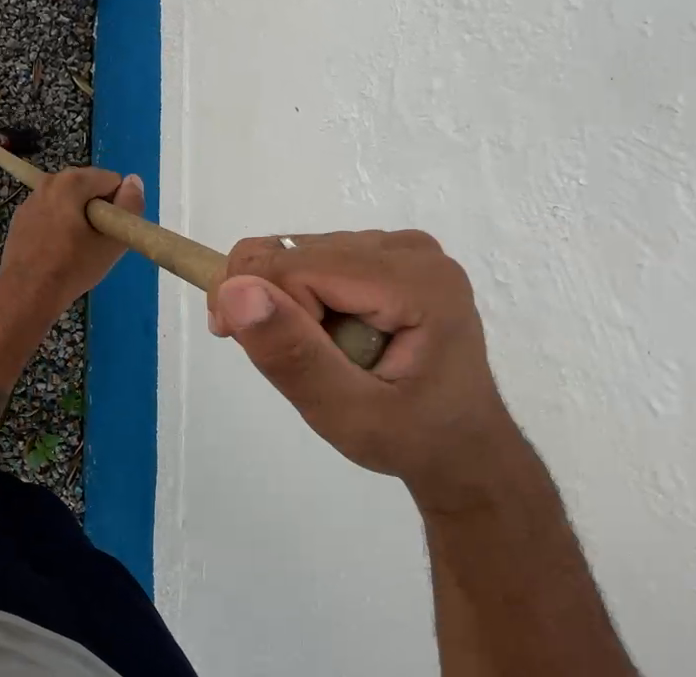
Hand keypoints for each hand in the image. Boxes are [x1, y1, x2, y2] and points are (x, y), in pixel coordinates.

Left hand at [0, 168, 144, 317]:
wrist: (27, 290)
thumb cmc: (73, 265)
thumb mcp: (112, 239)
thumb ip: (130, 205)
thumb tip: (134, 180)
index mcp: (71, 181)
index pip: (112, 181)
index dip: (118, 206)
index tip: (110, 231)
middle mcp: (48, 182)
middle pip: (89, 188)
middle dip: (98, 210)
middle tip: (96, 241)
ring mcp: (31, 198)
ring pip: (69, 201)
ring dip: (78, 217)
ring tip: (77, 247)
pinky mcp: (21, 216)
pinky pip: (51, 212)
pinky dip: (59, 224)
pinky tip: (56, 249)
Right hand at [210, 231, 529, 510]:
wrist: (460, 448)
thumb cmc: (410, 439)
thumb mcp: (346, 414)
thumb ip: (293, 354)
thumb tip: (234, 290)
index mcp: (415, 281)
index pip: (291, 269)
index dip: (263, 311)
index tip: (260, 356)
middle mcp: (407, 250)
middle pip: (286, 254)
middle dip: (262, 303)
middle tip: (276, 356)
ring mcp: (396, 247)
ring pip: (286, 253)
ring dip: (273, 301)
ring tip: (303, 351)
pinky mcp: (382, 253)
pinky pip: (302, 257)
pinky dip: (287, 293)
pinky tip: (312, 331)